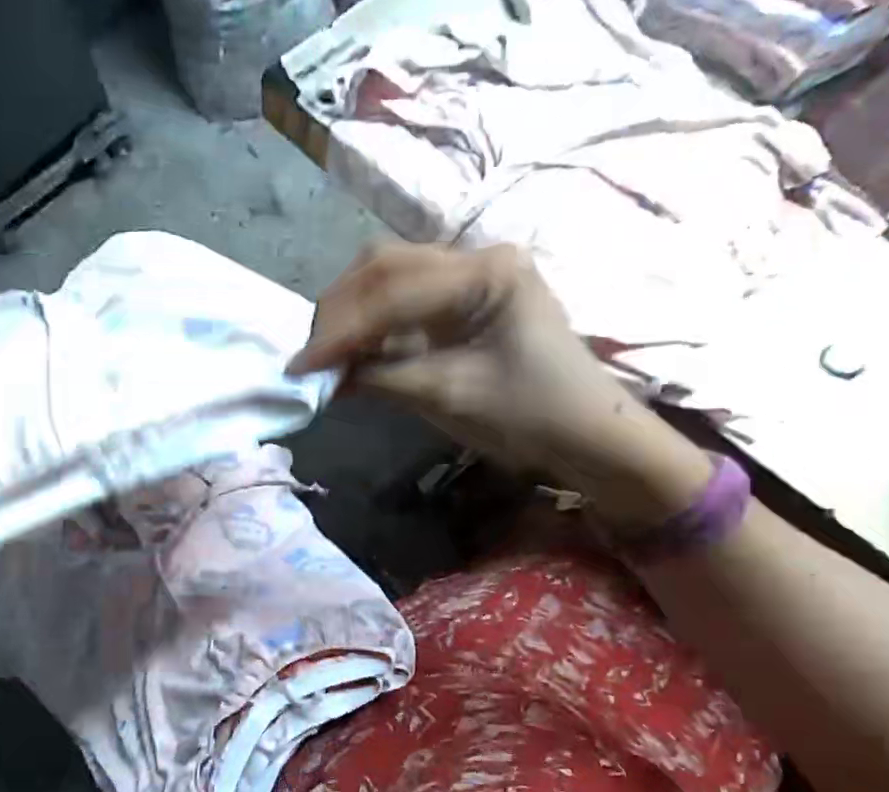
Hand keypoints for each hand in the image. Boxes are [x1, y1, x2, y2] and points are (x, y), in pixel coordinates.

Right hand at [290, 243, 633, 469]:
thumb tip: (326, 376)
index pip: (392, 291)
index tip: (300, 367)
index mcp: (487, 272)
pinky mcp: (467, 302)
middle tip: (309, 360)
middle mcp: (478, 258)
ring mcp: (473, 276)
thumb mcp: (451, 398)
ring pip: (391, 277)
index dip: (340, 330)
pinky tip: (353, 355)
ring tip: (325, 358)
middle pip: (386, 267)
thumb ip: (383, 377)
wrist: (588, 437)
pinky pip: (407, 302)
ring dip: (353, 314)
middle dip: (340, 312)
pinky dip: (375, 326)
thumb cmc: (533, 417)